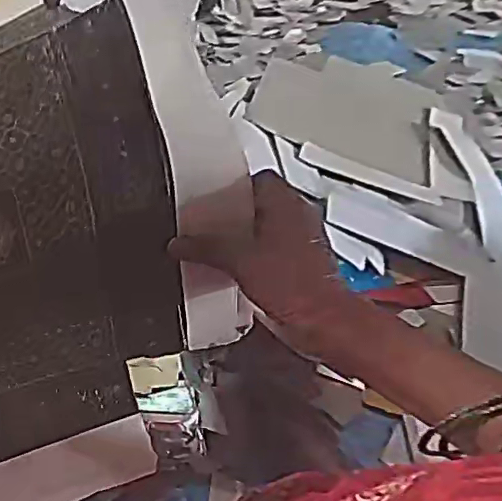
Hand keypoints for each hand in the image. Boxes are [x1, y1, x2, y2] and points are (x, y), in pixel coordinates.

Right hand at [169, 171, 377, 355]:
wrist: (321, 321)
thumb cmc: (296, 285)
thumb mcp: (237, 260)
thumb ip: (205, 248)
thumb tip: (181, 244)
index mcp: (288, 205)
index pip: (260, 179)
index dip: (234, 186)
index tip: (214, 197)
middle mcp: (299, 219)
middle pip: (261, 206)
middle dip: (234, 216)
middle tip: (211, 224)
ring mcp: (302, 243)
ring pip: (266, 230)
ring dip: (244, 238)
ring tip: (220, 249)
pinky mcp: (300, 267)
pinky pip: (271, 253)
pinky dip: (253, 258)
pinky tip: (236, 272)